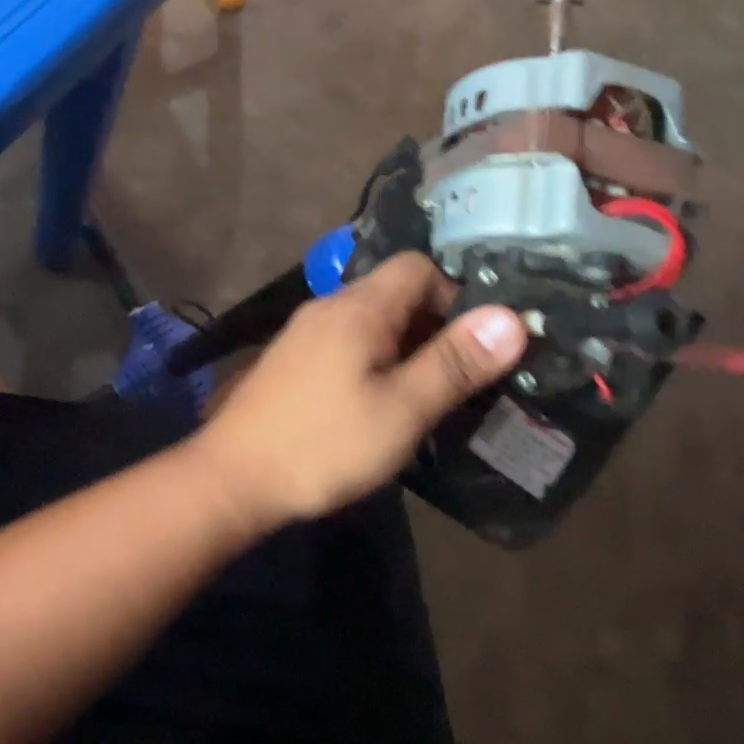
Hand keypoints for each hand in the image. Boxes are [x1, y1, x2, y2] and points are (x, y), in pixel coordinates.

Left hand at [191, 252, 527, 523]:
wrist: (233, 477)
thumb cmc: (323, 444)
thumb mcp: (401, 410)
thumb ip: (454, 363)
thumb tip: (510, 316)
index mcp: (357, 308)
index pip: (417, 266)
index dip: (456, 293)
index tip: (478, 343)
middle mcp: (328, 307)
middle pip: (395, 292)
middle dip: (435, 325)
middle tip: (463, 376)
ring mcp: (305, 333)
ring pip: (371, 320)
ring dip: (406, 347)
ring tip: (430, 395)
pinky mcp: (292, 360)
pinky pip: (348, 342)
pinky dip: (375, 360)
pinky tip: (382, 404)